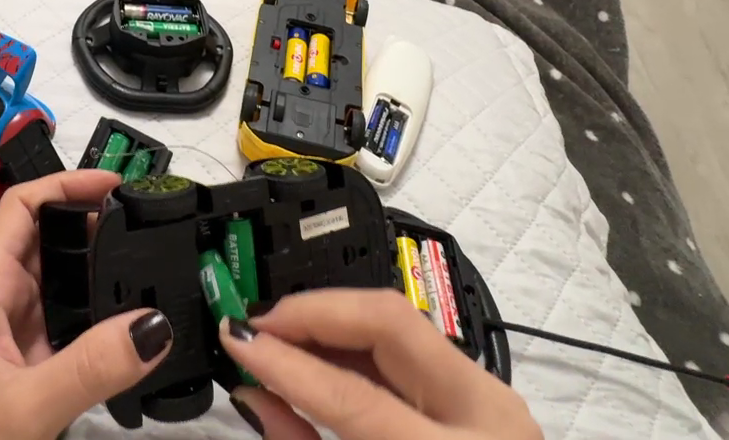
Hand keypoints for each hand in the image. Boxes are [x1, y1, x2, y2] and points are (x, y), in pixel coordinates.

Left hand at [0, 170, 174, 439]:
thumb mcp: (25, 405)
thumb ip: (89, 367)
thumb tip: (154, 323)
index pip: (21, 208)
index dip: (64, 183)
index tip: (114, 184)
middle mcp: (2, 299)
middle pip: (46, 235)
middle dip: (91, 218)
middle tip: (143, 220)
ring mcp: (19, 332)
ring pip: (62, 277)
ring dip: (99, 262)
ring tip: (146, 255)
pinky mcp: (35, 362)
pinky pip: (74, 318)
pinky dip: (103, 307)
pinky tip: (132, 317)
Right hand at [218, 288, 541, 439]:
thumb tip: (250, 389)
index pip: (356, 397)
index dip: (287, 362)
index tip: (235, 336)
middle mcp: (488, 417)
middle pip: (387, 321)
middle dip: (313, 311)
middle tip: (259, 320)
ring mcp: (493, 396)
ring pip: (397, 318)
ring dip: (329, 319)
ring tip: (277, 331)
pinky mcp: (484, 388)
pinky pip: (405, 342)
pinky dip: (352, 339)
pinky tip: (316, 349)